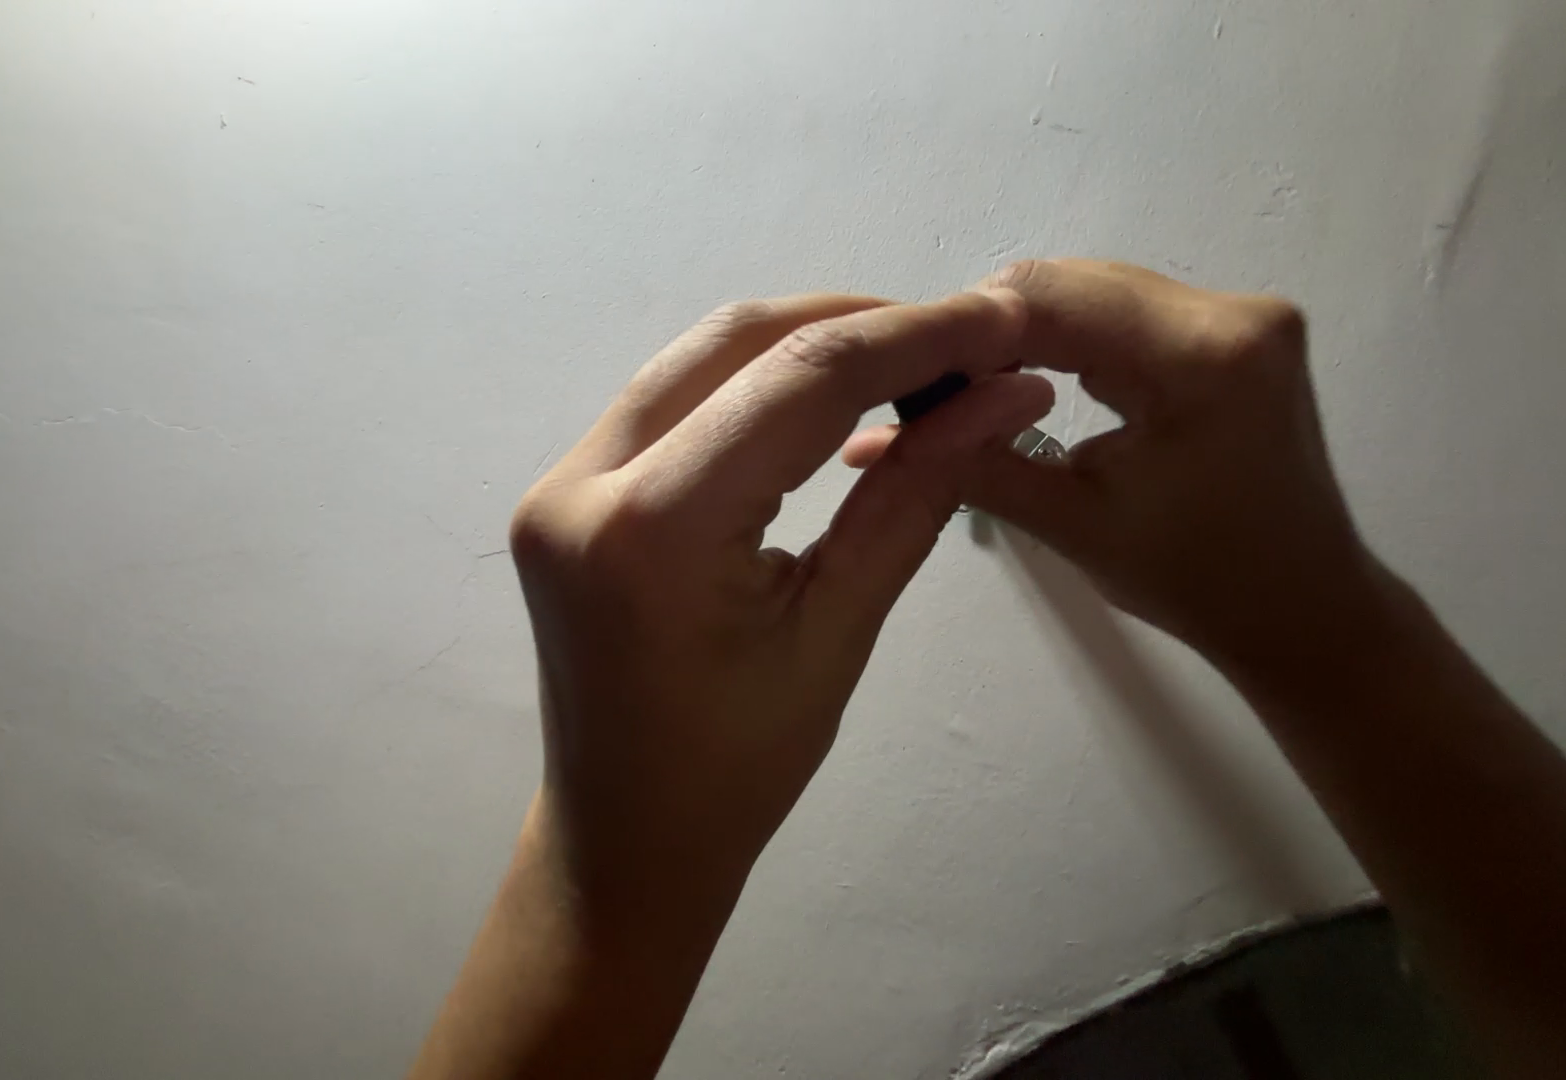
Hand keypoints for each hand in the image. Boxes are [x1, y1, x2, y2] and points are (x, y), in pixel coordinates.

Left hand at [510, 289, 1051, 921]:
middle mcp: (582, 482)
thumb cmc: (736, 770)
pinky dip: (752, 385)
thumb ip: (916, 496)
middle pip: (736, 341)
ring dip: (804, 345)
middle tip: (956, 342)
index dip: (913, 337)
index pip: (799, 382)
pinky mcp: (564, 488)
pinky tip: (819, 403)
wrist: (624, 832)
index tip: (998, 323)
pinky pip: (670, 400)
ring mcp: (559, 480)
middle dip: (858, 324)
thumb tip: (1006, 397)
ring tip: (903, 364)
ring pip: (697, 358)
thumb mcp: (838, 633)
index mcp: (651, 533)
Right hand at [845, 259, 1376, 666]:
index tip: (907, 370)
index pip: (1053, 298)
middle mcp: (1232, 311)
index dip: (967, 328)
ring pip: (1093, 292)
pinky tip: (1022, 379)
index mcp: (1202, 356)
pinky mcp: (1228, 332)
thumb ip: (974, 464)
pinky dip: (1062, 340)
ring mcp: (1237, 315)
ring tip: (966, 387)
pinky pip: (1120, 314)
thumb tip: (878, 434)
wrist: (1296, 605)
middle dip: (989, 329)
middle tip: (929, 385)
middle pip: (1073, 282)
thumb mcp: (1067, 523)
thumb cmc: (1190, 579)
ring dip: (1021, 333)